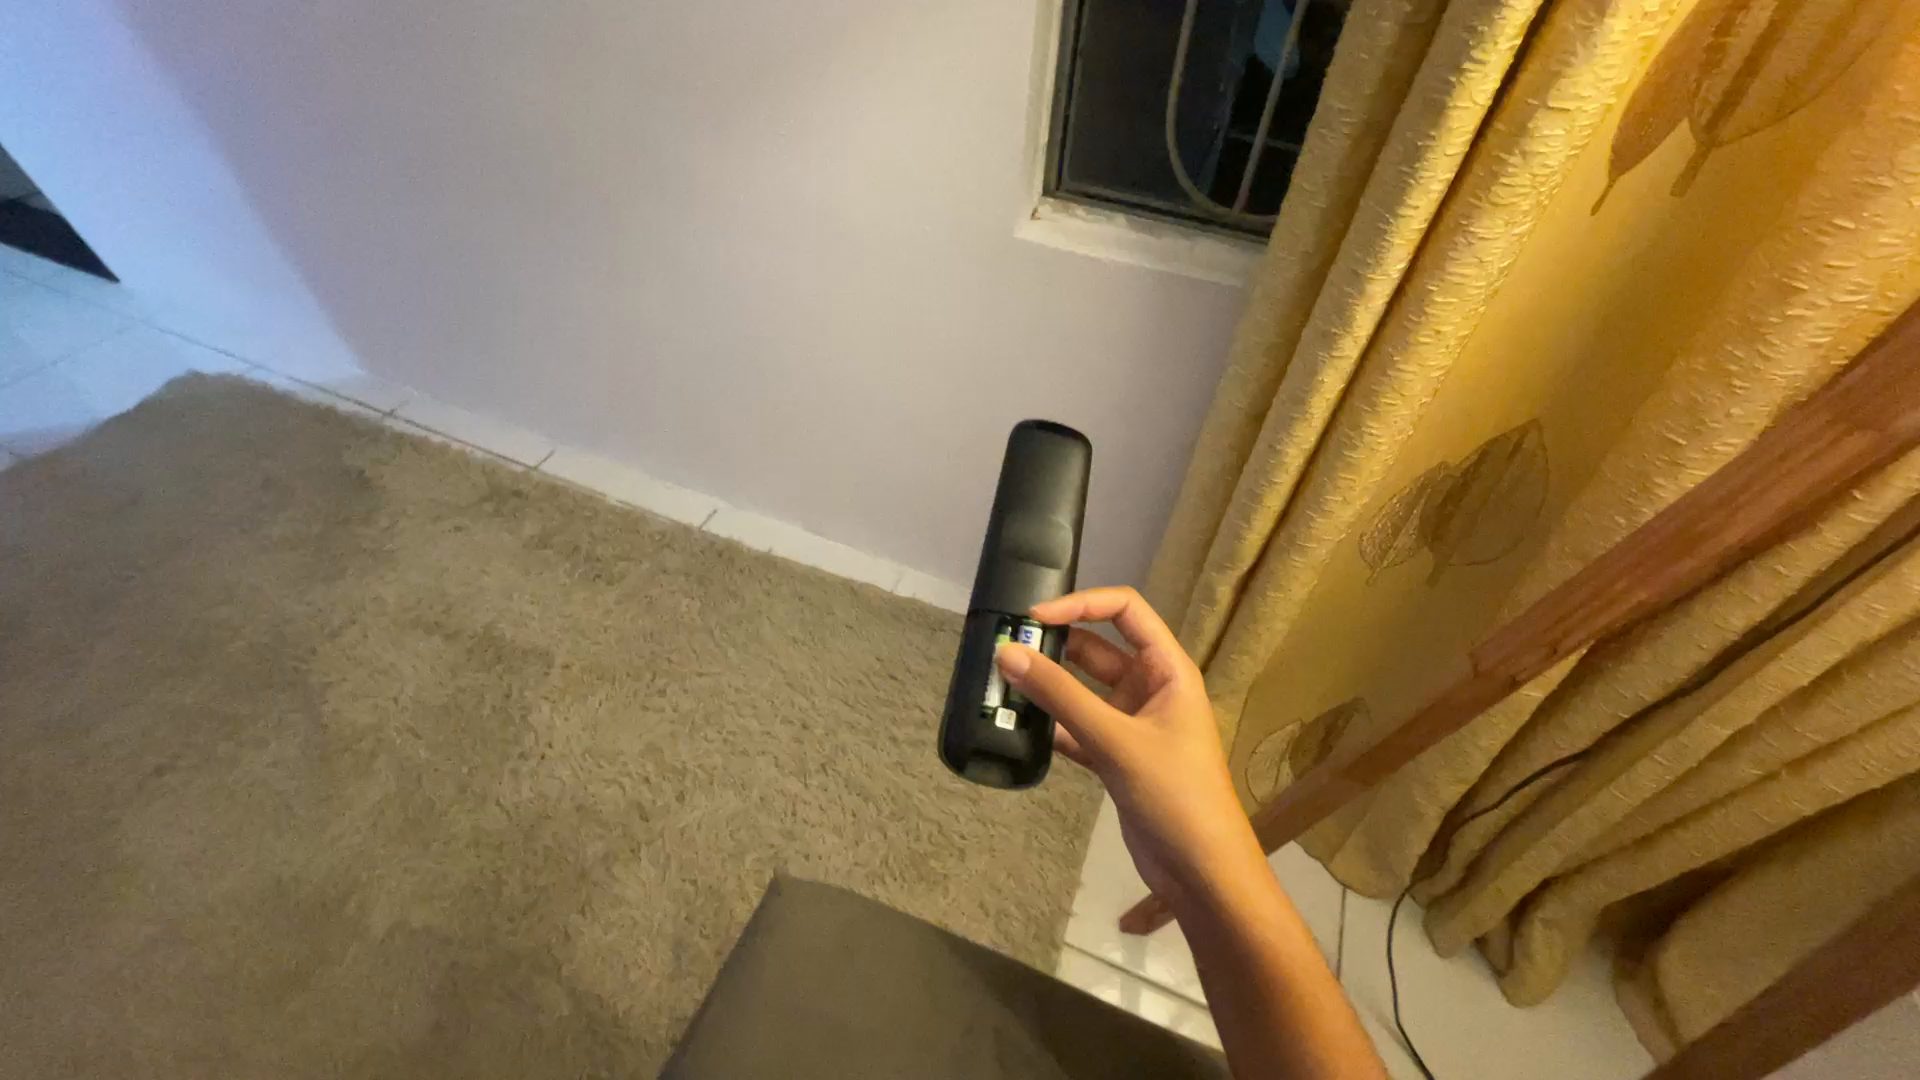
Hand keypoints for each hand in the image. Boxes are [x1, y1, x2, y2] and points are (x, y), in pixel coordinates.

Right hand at [995, 587, 1263, 907]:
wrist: (1203, 874)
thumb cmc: (1175, 794)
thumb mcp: (1116, 740)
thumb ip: (1060, 696)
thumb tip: (1008, 654)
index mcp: (1167, 669)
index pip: (1125, 609)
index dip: (1080, 604)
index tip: (1034, 617)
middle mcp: (1150, 687)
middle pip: (1097, 647)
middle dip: (1054, 645)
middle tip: (1006, 649)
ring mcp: (1133, 722)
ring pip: (1082, 689)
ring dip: (1048, 686)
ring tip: (1002, 684)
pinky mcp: (1116, 755)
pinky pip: (1077, 726)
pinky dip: (1051, 725)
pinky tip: (1019, 727)